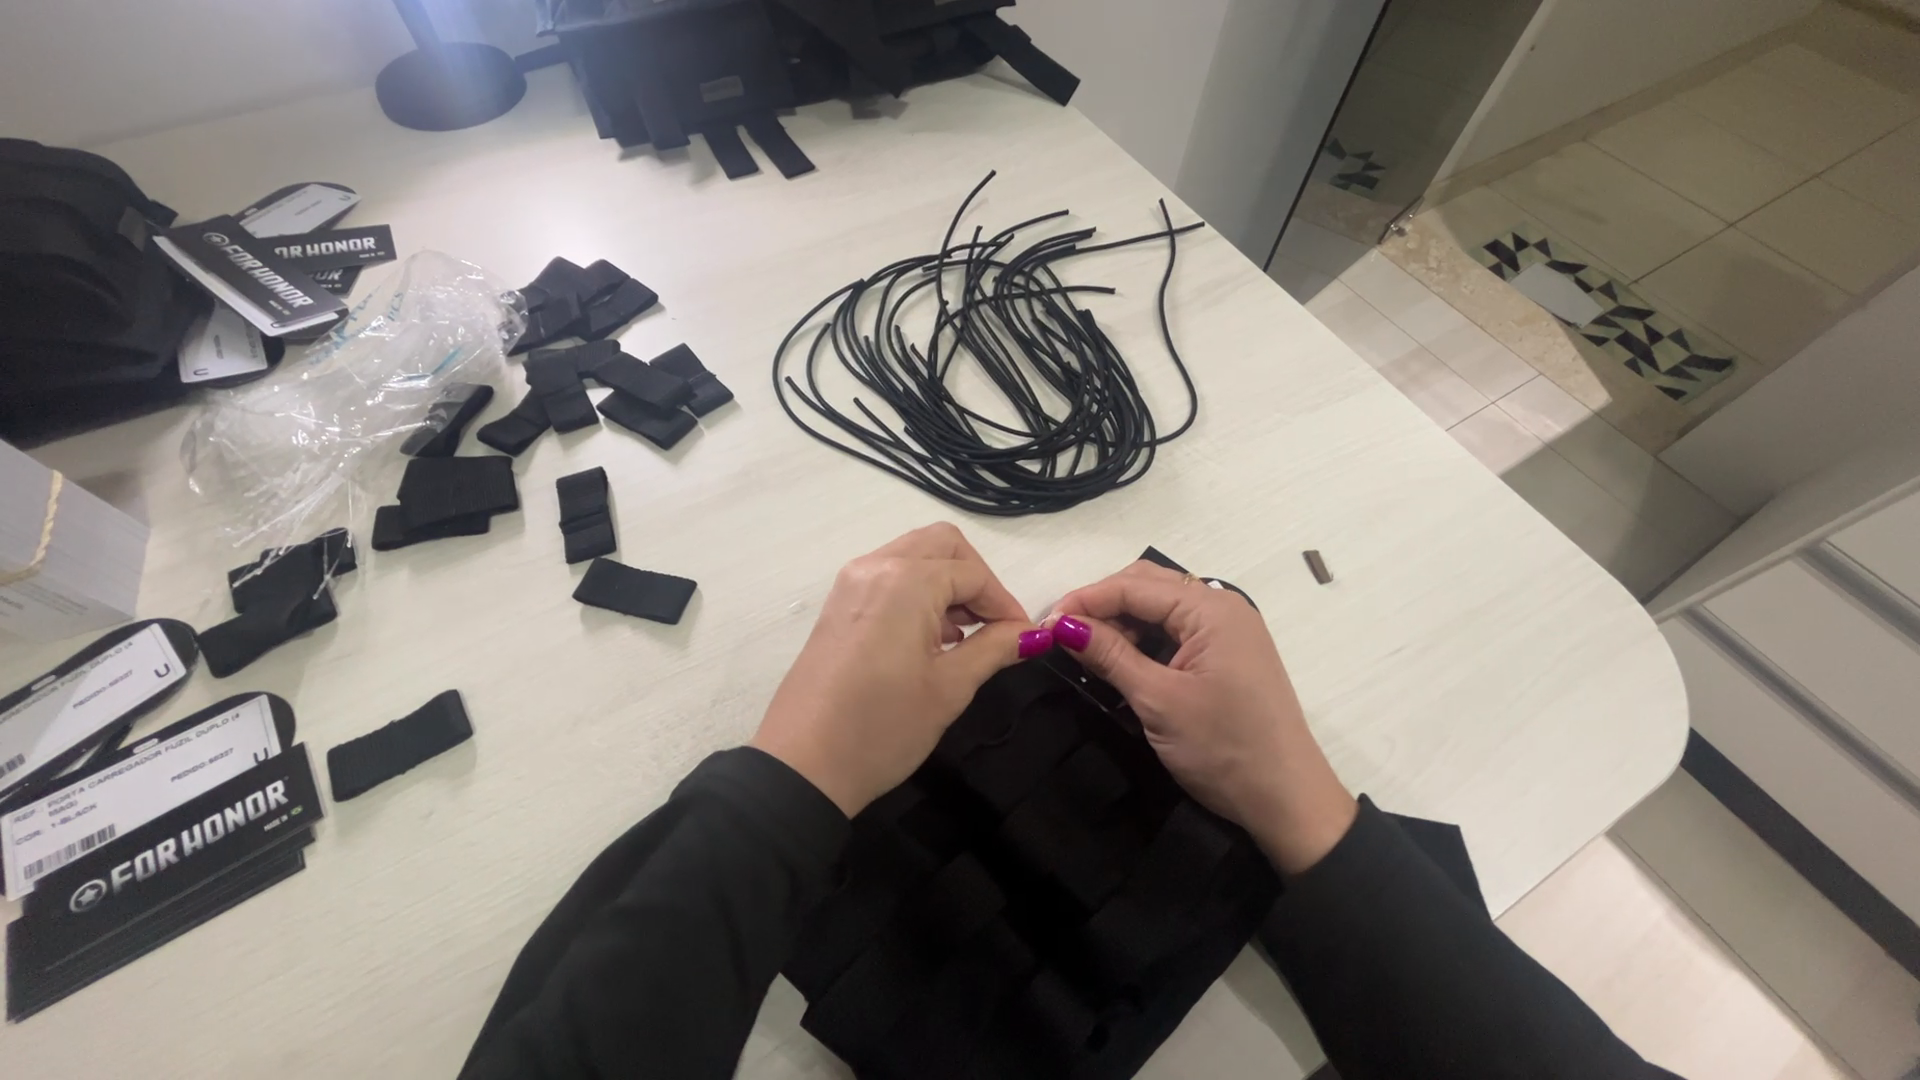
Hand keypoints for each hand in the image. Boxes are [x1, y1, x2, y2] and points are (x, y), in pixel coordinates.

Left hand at [752, 524, 1046, 817]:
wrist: (803, 766)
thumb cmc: (882, 727)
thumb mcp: (949, 688)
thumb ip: (994, 649)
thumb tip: (1032, 633)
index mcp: (905, 581)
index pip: (973, 573)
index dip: (1005, 603)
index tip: (1024, 637)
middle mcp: (876, 567)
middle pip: (942, 546)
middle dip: (976, 578)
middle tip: (994, 625)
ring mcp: (851, 583)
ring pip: (914, 556)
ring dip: (947, 583)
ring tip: (965, 636)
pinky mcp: (839, 604)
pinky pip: (889, 577)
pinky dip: (918, 592)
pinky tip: (931, 638)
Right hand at [1048, 561, 1356, 873]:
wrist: (1287, 802)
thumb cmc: (1223, 748)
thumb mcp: (1158, 700)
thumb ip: (1109, 655)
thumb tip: (1061, 625)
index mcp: (1212, 610)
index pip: (1135, 585)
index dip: (1086, 599)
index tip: (1046, 623)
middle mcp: (1222, 608)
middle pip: (1148, 587)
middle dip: (1102, 606)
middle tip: (1064, 636)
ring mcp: (1226, 632)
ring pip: (1159, 609)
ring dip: (1121, 624)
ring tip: (1087, 653)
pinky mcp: (1224, 656)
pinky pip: (1174, 632)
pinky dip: (1142, 642)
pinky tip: (1119, 663)